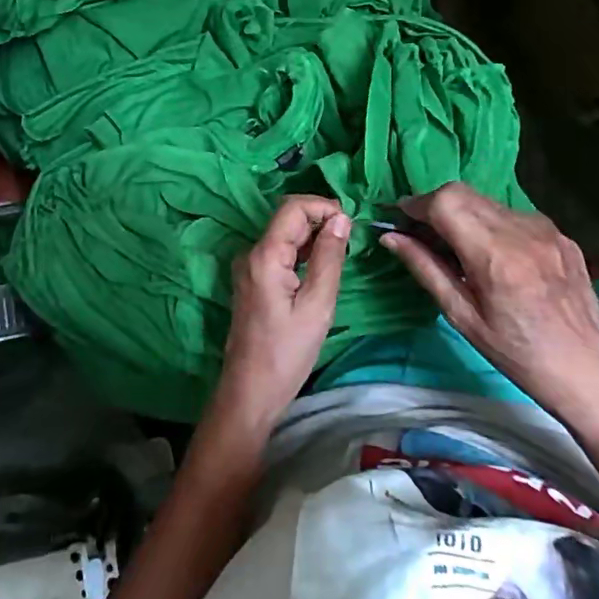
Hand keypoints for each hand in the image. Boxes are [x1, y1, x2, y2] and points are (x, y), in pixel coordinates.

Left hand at [220, 195, 350, 419]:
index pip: (293, 207)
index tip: (350, 224)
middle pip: (287, 217)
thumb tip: (341, 219)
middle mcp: (251, 253)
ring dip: (313, 235)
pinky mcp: (252, 280)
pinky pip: (279, 252)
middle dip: (320, 219)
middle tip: (349, 241)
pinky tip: (321, 268)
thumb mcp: (318, 304)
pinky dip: (302, 251)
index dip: (323, 206)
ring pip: (284, 234)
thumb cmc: (287, 352)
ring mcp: (249, 267)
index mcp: (265, 255)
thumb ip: (329, 257)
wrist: (250, 392)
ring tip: (340, 254)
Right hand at [378, 183, 598, 419]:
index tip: (402, 221)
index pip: (446, 202)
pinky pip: (513, 216)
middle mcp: (522, 231)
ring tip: (459, 250)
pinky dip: (493, 226)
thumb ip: (426, 269)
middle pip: (463, 193)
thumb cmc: (515, 352)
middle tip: (423, 235)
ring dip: (463, 215)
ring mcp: (546, 228)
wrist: (584, 367)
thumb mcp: (461, 316)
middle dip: (435, 207)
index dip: (417, 205)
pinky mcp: (560, 233)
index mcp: (495, 256)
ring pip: (487, 202)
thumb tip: (391, 238)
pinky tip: (495, 258)